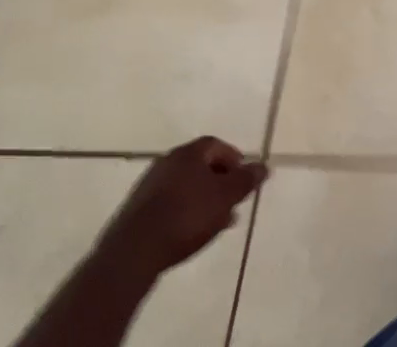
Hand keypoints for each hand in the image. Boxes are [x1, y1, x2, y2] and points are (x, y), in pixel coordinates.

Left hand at [93, 136, 265, 279]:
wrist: (133, 252)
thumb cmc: (187, 217)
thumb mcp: (226, 197)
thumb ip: (246, 180)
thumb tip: (262, 166)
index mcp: (187, 154)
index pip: (216, 145)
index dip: (233, 158)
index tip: (244, 178)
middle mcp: (165, 163)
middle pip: (199, 165)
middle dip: (220, 181)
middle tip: (233, 200)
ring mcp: (148, 187)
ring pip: (185, 186)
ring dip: (204, 198)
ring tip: (217, 221)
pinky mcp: (136, 210)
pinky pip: (169, 204)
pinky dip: (185, 211)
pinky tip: (192, 232)